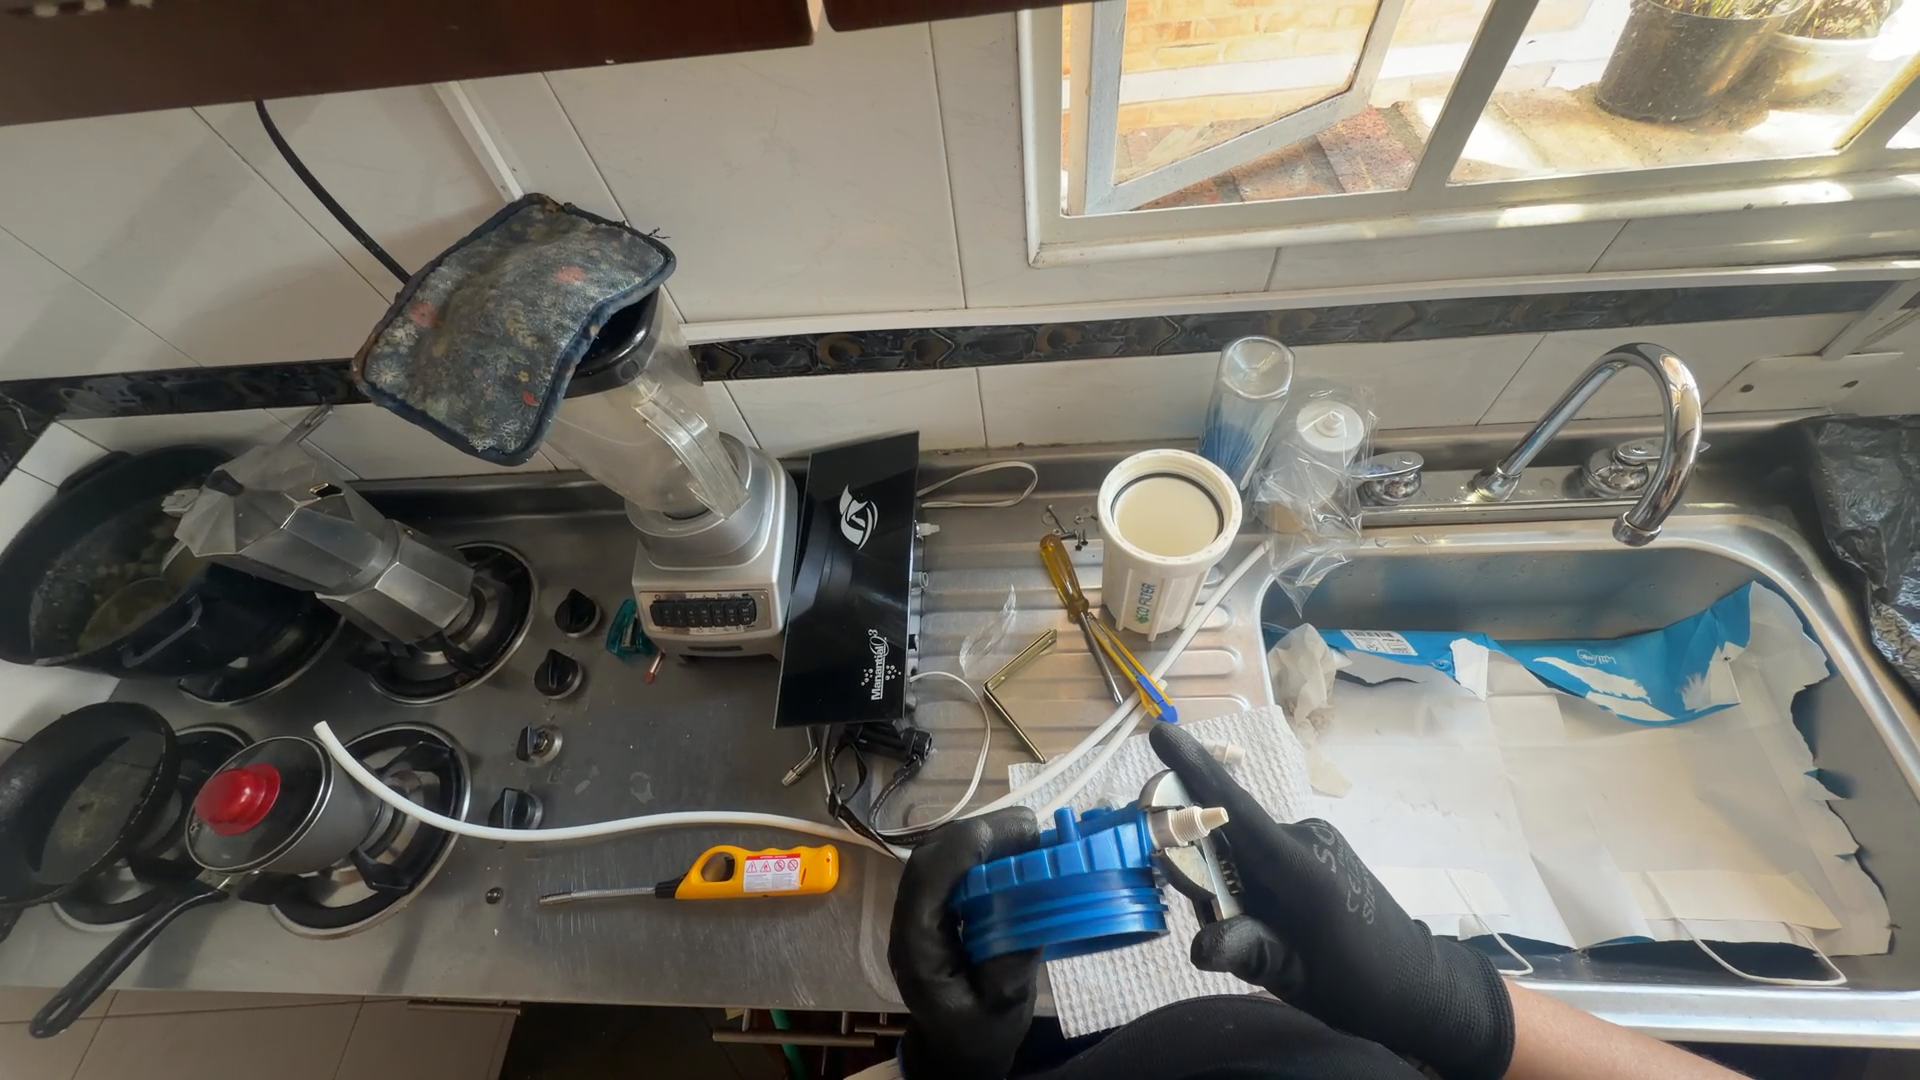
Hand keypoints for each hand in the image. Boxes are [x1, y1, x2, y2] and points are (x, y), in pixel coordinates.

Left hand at [888, 808, 1041, 1079]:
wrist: (954, 1048)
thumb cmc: (975, 1034)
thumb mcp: (1001, 1010)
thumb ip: (1011, 964)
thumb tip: (1035, 908)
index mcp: (916, 946)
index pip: (928, 879)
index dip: (966, 847)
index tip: (1014, 832)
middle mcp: (909, 916)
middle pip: (932, 855)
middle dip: (979, 832)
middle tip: (1028, 827)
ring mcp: (918, 905)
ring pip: (939, 851)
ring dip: (980, 835)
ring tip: (1024, 834)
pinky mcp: (933, 900)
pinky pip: (950, 861)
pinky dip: (979, 848)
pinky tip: (1010, 849)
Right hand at [1151, 723, 1514, 1079]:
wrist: (1419, 984)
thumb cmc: (1353, 984)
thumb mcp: (1293, 977)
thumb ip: (1246, 952)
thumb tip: (1197, 946)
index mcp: (1297, 868)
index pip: (1234, 807)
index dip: (1193, 769)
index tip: (1160, 733)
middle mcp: (1304, 835)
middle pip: (1226, 828)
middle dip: (1199, 852)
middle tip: (1201, 898)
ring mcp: (1314, 832)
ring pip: (1244, 839)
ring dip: (1228, 866)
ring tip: (1249, 919)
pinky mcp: (1319, 838)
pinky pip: (1263, 843)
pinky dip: (1248, 866)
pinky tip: (1266, 907)